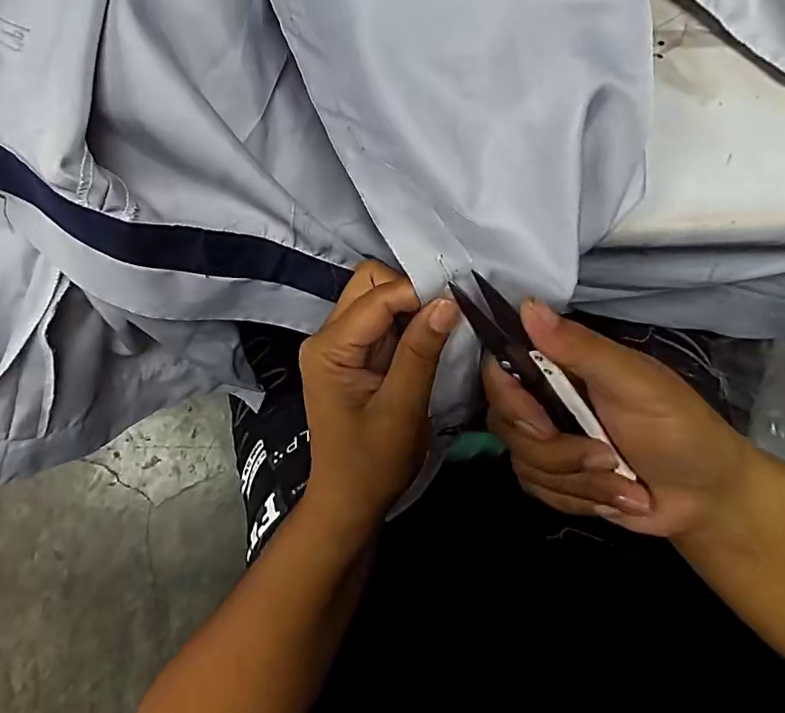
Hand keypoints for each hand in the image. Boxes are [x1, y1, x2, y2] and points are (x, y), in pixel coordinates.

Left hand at [297, 261, 459, 530]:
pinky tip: (428, 335)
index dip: (417, 292)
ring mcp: (337, 344)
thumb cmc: (372, 464)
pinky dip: (406, 321)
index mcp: (329, 348)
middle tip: (446, 313)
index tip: (458, 301)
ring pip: (375, 296)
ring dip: (409, 304)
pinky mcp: (352, 354)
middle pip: (368, 283)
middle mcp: (326, 336)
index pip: (376, 296)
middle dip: (409, 290)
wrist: (348, 502)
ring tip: (442, 324)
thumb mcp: (402, 409)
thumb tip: (448, 301)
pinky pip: (380, 320)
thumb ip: (421, 352)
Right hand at [482, 301, 756, 537]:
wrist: (709, 498)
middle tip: (607, 456)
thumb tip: (528, 306)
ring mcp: (545, 439)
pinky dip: (582, 499)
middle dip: (558, 452)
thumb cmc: (679, 427)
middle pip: (505, 422)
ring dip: (579, 480)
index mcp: (557, 364)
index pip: (499, 369)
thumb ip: (581, 347)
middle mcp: (542, 397)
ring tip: (624, 480)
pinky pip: (539, 490)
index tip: (544, 425)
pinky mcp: (552, 477)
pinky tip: (617, 496)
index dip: (510, 400)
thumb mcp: (636, 382)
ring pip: (524, 462)